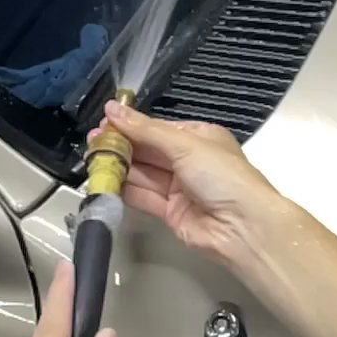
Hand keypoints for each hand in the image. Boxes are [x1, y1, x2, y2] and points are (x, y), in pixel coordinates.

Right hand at [95, 100, 296, 269]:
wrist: (243, 228)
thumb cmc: (222, 176)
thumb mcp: (184, 144)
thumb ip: (145, 129)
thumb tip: (113, 108)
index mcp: (197, 137)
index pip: (156, 128)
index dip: (130, 125)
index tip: (104, 122)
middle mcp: (188, 160)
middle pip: (147, 150)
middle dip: (121, 146)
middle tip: (93, 142)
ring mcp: (179, 188)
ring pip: (143, 173)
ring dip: (119, 167)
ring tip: (93, 160)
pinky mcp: (170, 213)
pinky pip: (143, 197)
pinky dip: (124, 191)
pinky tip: (105, 183)